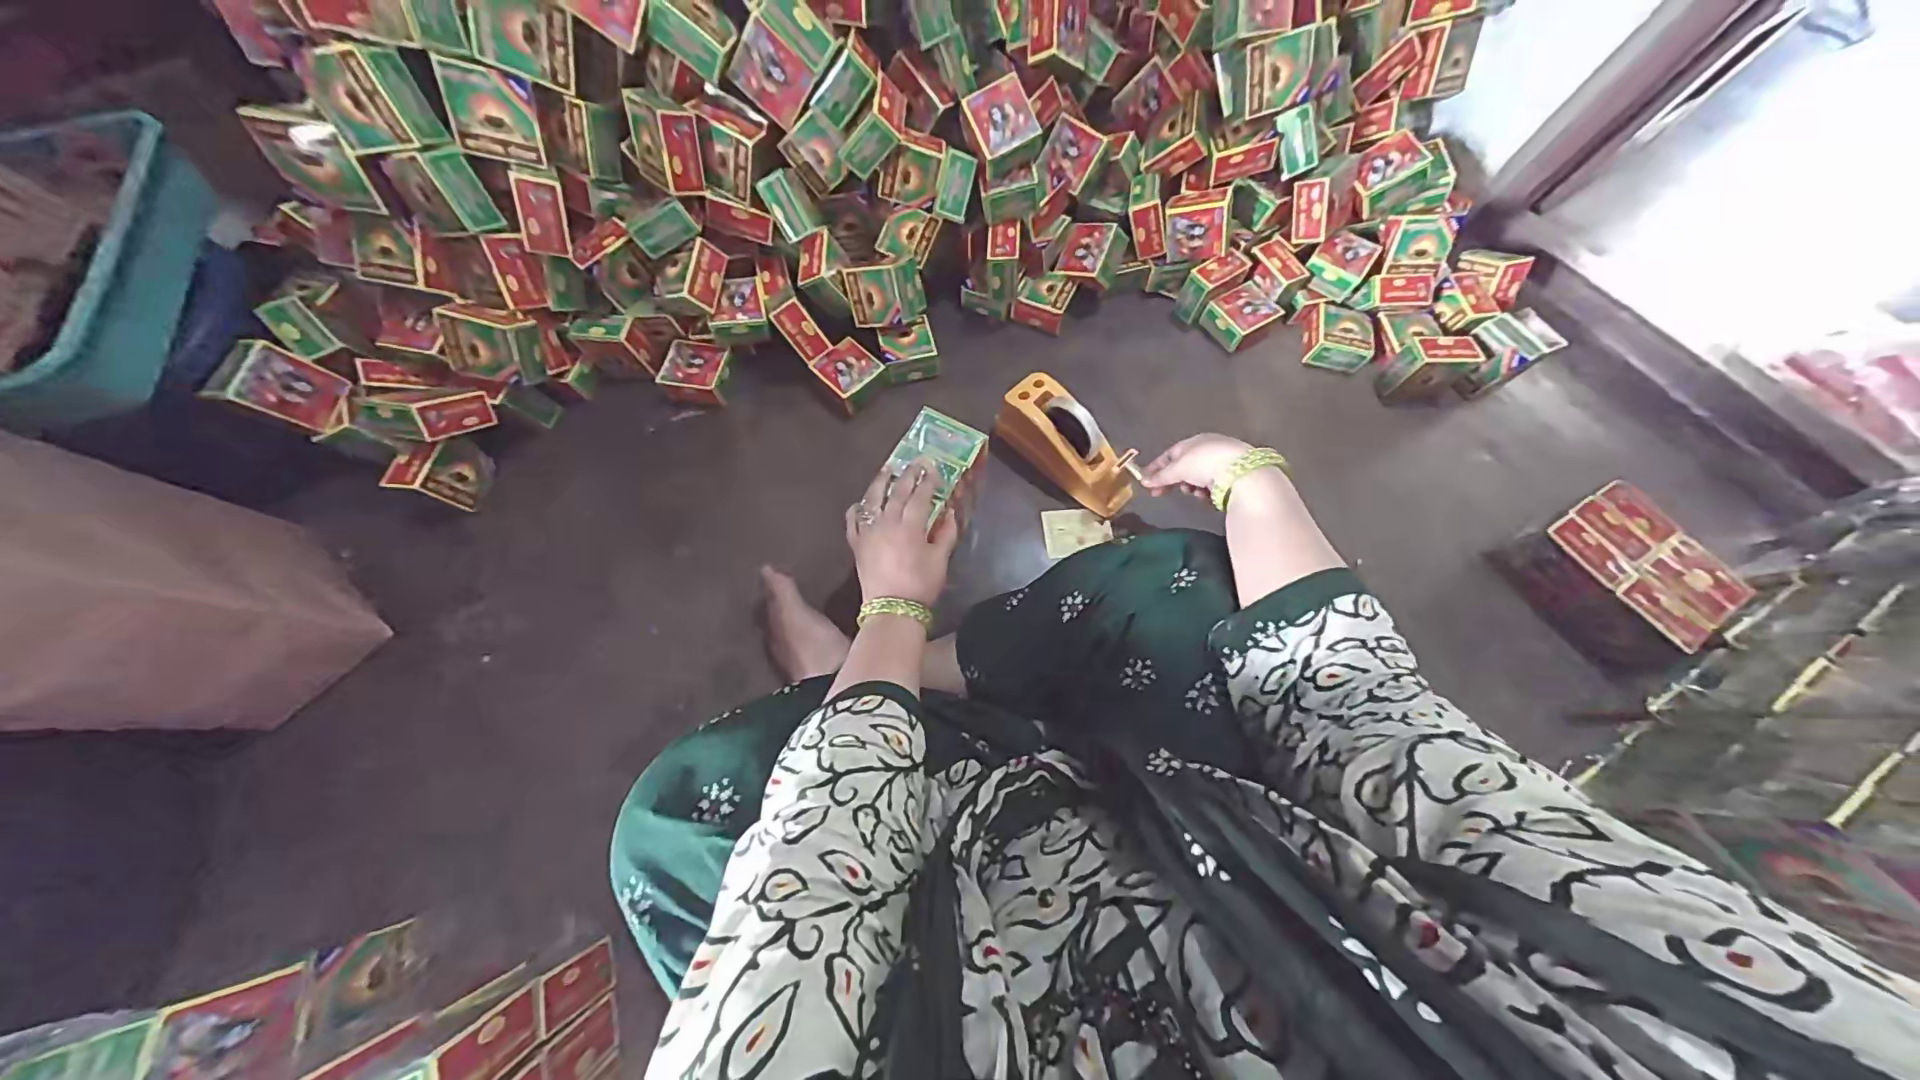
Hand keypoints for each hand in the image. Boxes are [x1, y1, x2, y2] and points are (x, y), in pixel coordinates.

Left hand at [845, 457, 960, 605]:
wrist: (891, 609)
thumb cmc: (921, 585)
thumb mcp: (941, 560)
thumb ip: (946, 534)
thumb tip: (949, 513)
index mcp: (911, 525)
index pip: (920, 495)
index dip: (928, 481)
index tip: (934, 469)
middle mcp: (887, 522)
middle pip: (897, 492)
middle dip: (907, 475)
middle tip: (915, 462)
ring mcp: (869, 532)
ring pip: (872, 500)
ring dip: (880, 483)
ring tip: (887, 470)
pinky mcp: (857, 544)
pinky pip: (853, 521)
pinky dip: (857, 509)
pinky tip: (860, 503)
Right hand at [1140, 434, 1254, 500]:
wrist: (1240, 471)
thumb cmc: (1204, 463)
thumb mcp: (1178, 469)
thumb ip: (1160, 476)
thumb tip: (1143, 481)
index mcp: (1194, 441)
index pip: (1170, 454)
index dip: (1156, 467)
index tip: (1145, 481)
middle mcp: (1208, 449)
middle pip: (1184, 467)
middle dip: (1173, 480)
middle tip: (1160, 493)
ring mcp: (1221, 462)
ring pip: (1197, 478)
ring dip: (1190, 487)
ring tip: (1192, 492)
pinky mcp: (1233, 476)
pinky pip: (1211, 485)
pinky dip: (1205, 491)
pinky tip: (1207, 496)